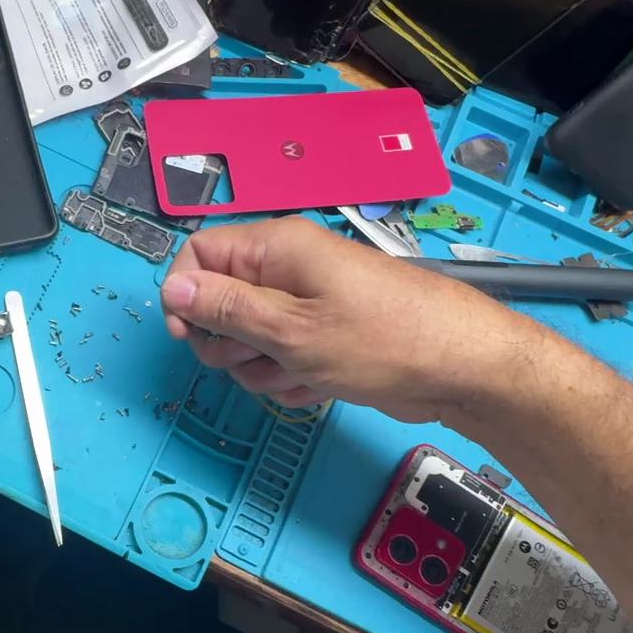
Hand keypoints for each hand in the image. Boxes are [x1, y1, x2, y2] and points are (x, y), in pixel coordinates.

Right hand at [158, 217, 553, 425]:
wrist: (462, 372)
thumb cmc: (379, 340)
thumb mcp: (289, 328)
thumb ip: (224, 307)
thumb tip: (170, 285)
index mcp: (275, 249)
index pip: (198, 255)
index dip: (184, 294)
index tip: (188, 335)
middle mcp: (283, 271)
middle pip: (216, 302)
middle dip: (225, 341)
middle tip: (254, 357)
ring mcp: (301, 306)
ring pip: (244, 338)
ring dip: (258, 366)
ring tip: (296, 372)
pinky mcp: (317, 337)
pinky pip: (275, 357)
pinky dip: (286, 376)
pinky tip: (315, 382)